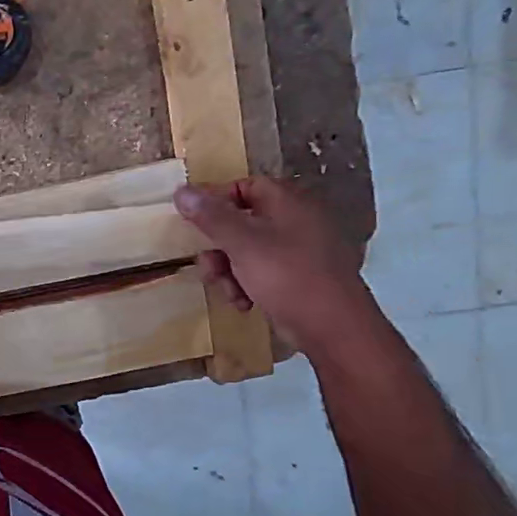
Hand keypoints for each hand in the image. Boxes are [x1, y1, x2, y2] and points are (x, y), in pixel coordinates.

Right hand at [174, 178, 374, 351]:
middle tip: (209, 266)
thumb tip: (181, 190)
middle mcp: (297, 219)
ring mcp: (302, 250)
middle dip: (219, 246)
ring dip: (230, 270)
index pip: (244, 186)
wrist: (335, 329)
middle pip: (243, 221)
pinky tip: (245, 303)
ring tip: (230, 292)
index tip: (193, 222)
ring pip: (250, 250)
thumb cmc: (287, 276)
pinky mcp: (303, 277)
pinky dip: (250, 284)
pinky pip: (266, 271)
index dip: (216, 201)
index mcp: (287, 201)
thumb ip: (210, 216)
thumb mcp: (241, 243)